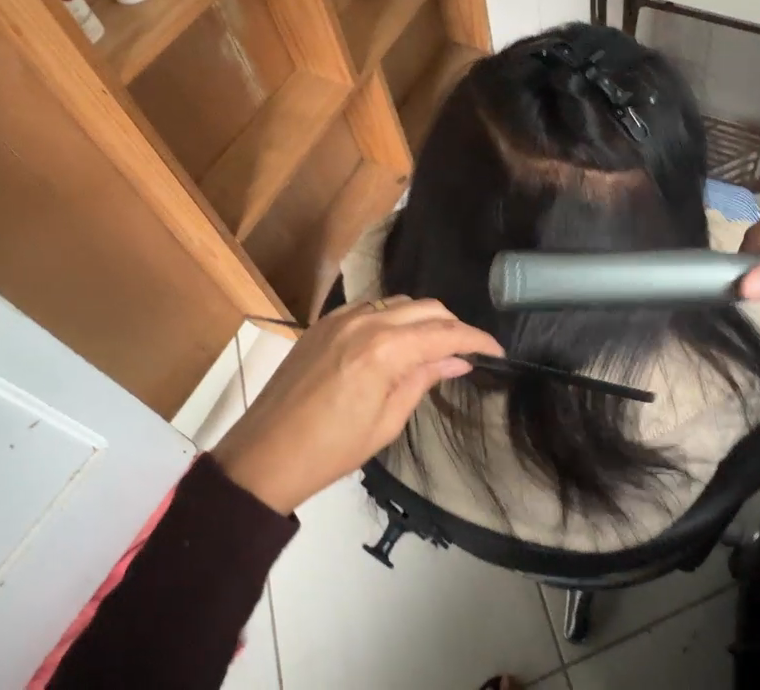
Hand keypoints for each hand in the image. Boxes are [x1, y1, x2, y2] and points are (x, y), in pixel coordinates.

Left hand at [212, 297, 502, 514]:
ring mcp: (340, 318)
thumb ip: (423, 379)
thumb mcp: (387, 421)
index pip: (445, 332)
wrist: (263, 457)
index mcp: (384, 350)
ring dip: (424, 318)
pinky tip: (398, 341)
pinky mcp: (323, 324)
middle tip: (468, 351)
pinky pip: (371, 308)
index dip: (476, 340)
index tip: (496, 350)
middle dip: (453, 325)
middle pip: (426, 307)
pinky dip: (393, 317)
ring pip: (399, 302)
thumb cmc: (330, 450)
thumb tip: (457, 360)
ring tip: (435, 346)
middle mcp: (365, 322)